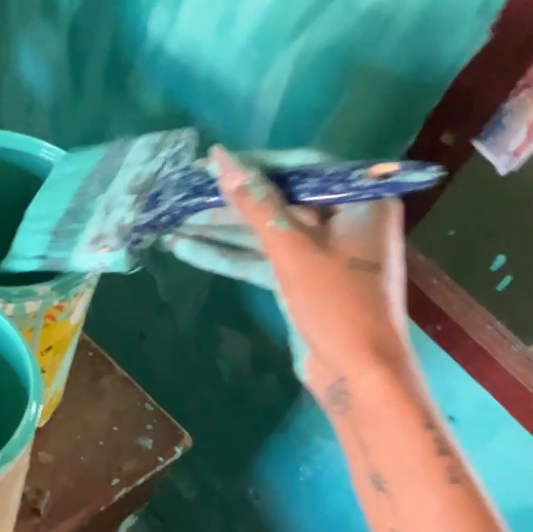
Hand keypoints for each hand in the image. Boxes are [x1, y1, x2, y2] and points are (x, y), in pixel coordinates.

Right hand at [199, 146, 412, 388]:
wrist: (358, 372)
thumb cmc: (336, 304)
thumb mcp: (292, 248)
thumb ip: (254, 202)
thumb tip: (220, 158)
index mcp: (360, 200)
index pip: (301, 166)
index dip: (254, 165)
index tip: (210, 166)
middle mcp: (344, 218)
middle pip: (278, 200)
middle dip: (228, 202)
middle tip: (183, 194)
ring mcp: (321, 252)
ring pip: (264, 232)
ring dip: (220, 230)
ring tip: (172, 223)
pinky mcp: (302, 280)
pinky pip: (263, 259)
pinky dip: (229, 256)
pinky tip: (186, 249)